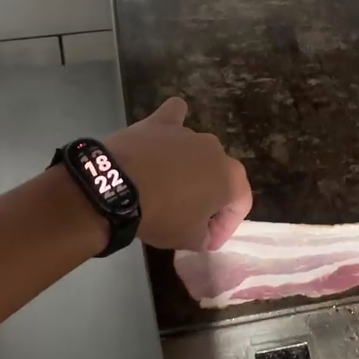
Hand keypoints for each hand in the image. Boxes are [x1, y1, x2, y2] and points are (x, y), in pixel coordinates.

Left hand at [105, 97, 251, 251]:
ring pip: (196, 152)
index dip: (226, 226)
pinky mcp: (160, 122)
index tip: (207, 241)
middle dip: (209, 197)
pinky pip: (174, 117)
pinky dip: (173, 124)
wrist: (118, 186)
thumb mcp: (187, 239)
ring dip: (188, 170)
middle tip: (188, 218)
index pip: (240, 203)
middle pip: (218, 175)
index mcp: (230, 177)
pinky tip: (168, 130)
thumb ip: (204, 236)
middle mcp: (215, 149)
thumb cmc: (161, 214)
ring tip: (166, 189)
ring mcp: (188, 132)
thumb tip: (203, 233)